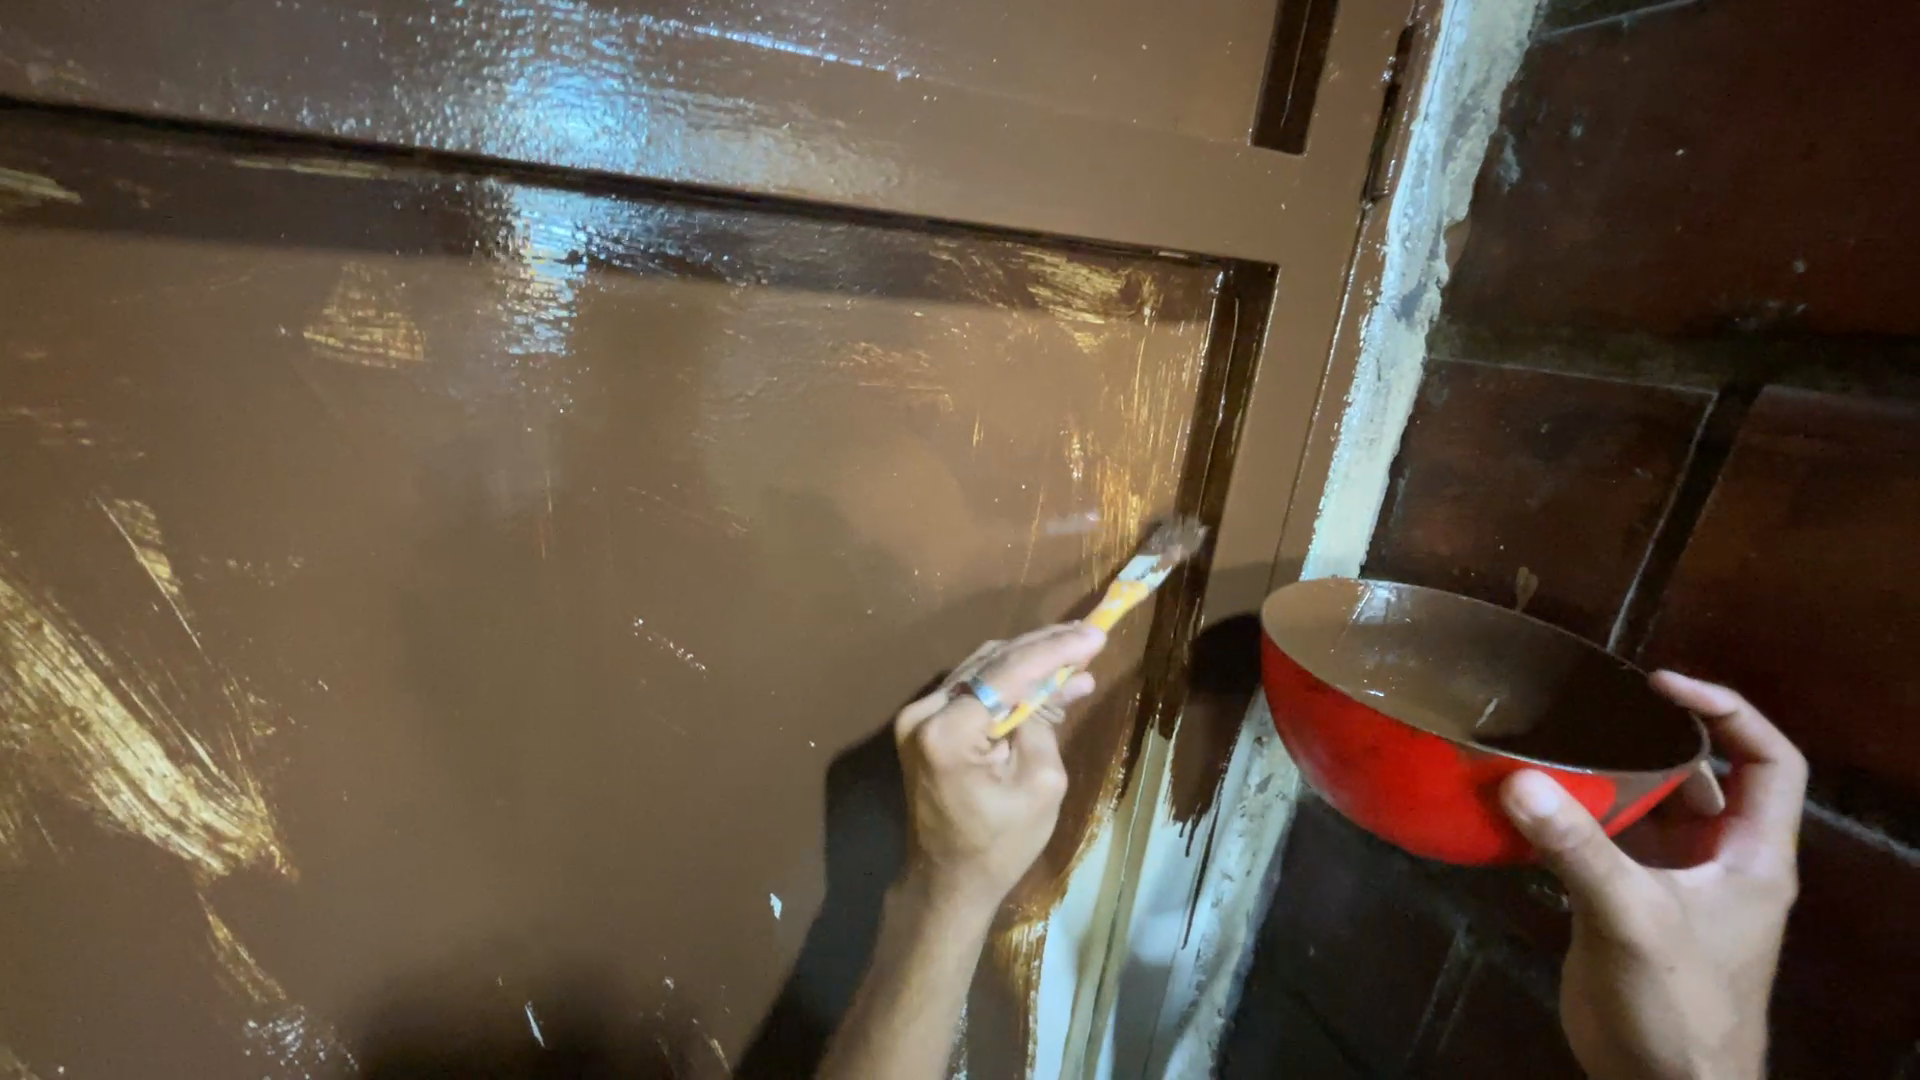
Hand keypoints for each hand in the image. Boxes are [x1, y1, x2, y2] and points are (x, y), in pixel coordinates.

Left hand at [892, 623, 1106, 916]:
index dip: (1054, 650)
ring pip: (980, 669)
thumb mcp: (1040, 785)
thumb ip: (1046, 722)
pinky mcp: (923, 722)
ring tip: (1073, 649)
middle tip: (1087, 635)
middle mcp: (923, 713)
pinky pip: (971, 687)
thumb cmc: (999, 845)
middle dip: (1042, 648)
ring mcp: (917, 715)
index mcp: (947, 733)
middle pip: (991, 662)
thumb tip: (1071, 676)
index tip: (1095, 634)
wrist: (946, 880)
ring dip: (1027, 659)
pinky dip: (1007, 679)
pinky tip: (1042, 675)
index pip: (1007, 674)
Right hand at [1499, 672, 1805, 1079]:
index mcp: (1752, 858)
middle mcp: (1716, 860)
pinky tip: (1522, 800)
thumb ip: (1580, 848)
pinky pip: (1600, 835)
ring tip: (1545, 738)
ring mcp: (1668, 881)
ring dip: (1601, 772)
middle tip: (1583, 705)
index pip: (1768, 763)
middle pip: (1699, 777)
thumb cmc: (1678, 1003)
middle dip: (1648, 735)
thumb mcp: (1632, 919)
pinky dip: (1567, 811)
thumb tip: (1516, 777)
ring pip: (1644, 805)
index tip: (1657, 683)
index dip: (1726, 712)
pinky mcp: (1622, 899)